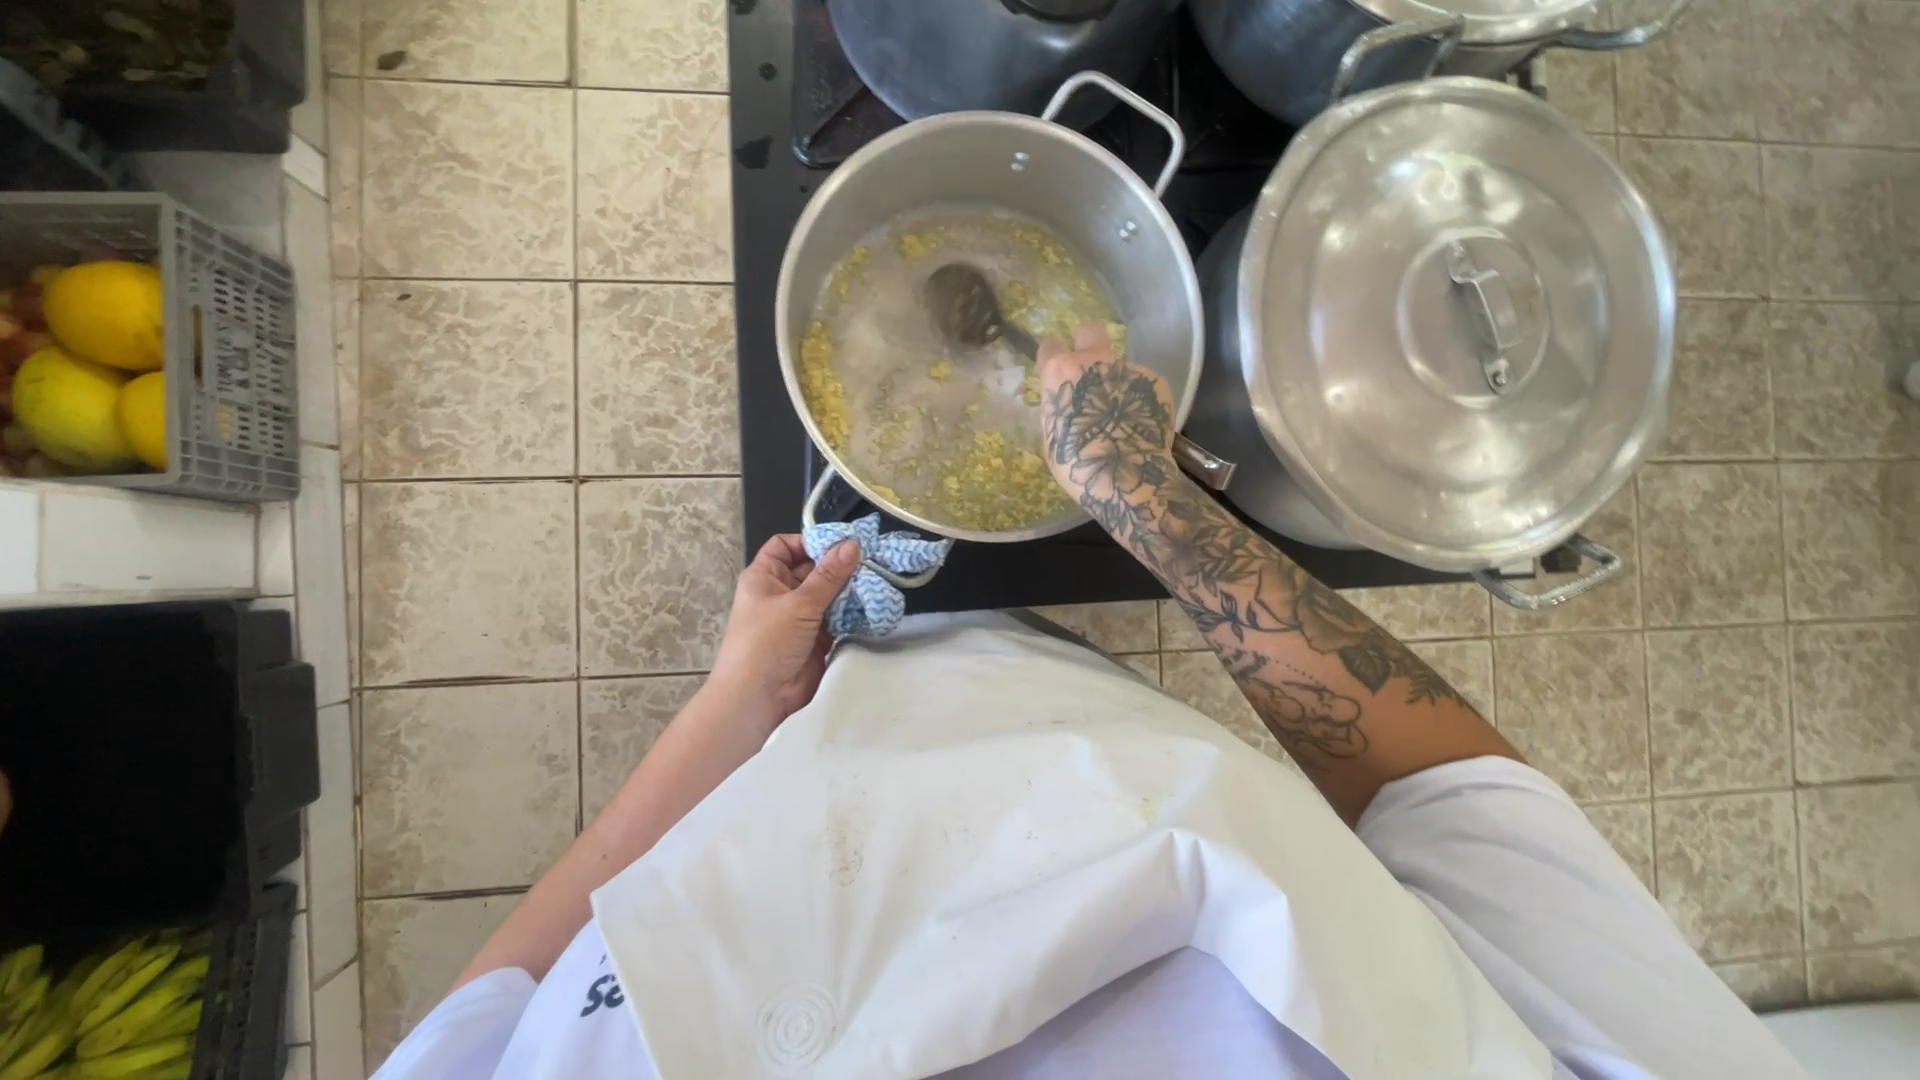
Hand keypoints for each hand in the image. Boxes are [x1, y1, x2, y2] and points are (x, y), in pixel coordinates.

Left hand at [707, 534, 860, 730]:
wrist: (759, 698)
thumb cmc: (766, 643)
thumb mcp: (798, 604)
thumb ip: (829, 575)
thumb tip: (852, 544)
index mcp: (765, 577)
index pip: (787, 545)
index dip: (811, 541)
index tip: (842, 543)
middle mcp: (781, 593)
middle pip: (813, 569)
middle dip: (839, 565)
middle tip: (872, 559)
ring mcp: (800, 616)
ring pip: (829, 593)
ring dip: (849, 589)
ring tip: (877, 580)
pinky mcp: (816, 638)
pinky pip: (838, 617)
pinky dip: (852, 611)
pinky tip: (872, 604)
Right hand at [1037, 322, 1179, 514]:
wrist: (1127, 476)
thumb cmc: (1077, 463)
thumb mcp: (1052, 436)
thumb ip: (1059, 407)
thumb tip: (1068, 402)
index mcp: (1060, 372)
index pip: (1050, 345)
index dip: (1053, 359)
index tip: (1057, 374)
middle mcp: (1095, 360)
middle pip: (1089, 330)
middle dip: (1087, 343)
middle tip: (1089, 371)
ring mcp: (1128, 367)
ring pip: (1119, 366)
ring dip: (1116, 382)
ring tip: (1121, 417)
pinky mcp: (1155, 382)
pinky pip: (1142, 385)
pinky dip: (1139, 400)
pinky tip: (1139, 424)